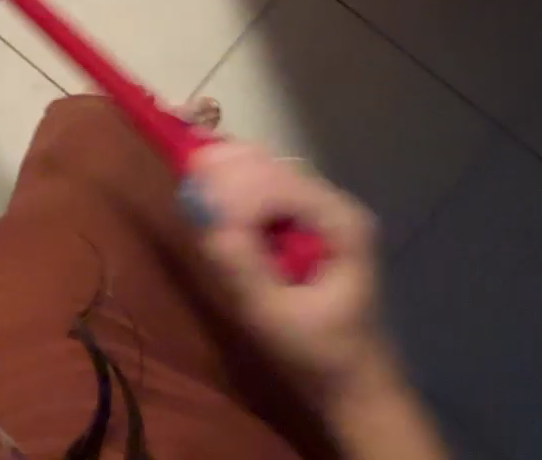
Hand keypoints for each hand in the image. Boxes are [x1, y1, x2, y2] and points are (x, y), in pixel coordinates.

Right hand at [189, 142, 391, 387]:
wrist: (352, 378)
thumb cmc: (318, 351)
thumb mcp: (275, 317)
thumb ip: (242, 266)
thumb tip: (203, 213)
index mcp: (340, 222)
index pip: (277, 183)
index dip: (233, 189)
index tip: (197, 209)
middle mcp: (332, 201)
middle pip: (269, 165)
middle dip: (226, 174)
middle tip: (188, 190)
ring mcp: (318, 205)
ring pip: (263, 168)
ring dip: (226, 177)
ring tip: (197, 198)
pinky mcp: (302, 214)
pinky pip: (261, 184)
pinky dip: (232, 187)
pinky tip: (213, 203)